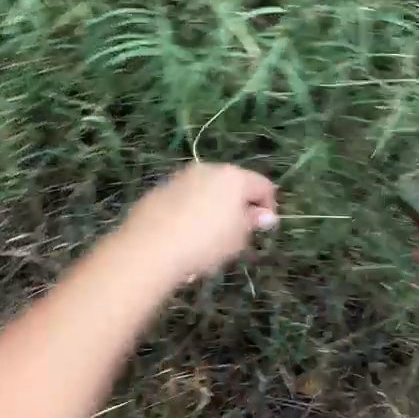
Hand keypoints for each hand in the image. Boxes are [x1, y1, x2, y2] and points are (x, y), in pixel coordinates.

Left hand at [120, 164, 278, 279]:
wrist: (150, 247)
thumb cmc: (205, 243)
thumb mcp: (238, 238)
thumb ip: (252, 222)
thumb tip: (264, 215)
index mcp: (233, 177)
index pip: (263, 186)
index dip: (268, 208)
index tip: (262, 231)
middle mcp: (207, 169)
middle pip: (232, 185)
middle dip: (238, 207)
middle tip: (236, 236)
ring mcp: (180, 178)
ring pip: (206, 191)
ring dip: (212, 209)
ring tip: (208, 240)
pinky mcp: (159, 190)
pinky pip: (184, 200)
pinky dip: (189, 212)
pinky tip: (183, 237)